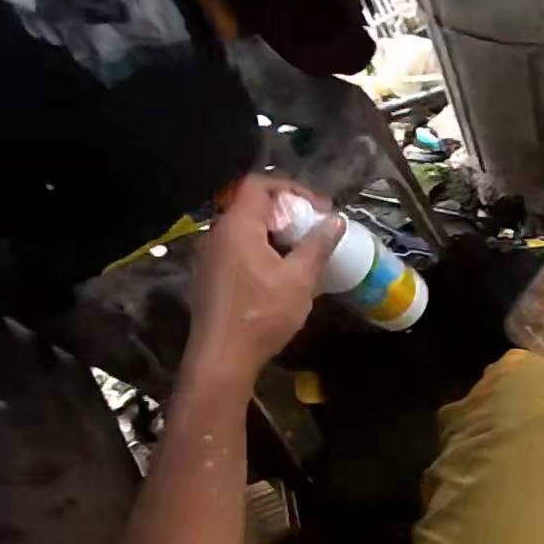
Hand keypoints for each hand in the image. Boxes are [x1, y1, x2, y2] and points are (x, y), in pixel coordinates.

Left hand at [184, 174, 342, 386]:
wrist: (221, 359)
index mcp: (237, 226)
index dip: (291, 188)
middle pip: (251, 206)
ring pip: (243, 230)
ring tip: (299, 253)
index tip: (317, 208)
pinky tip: (276, 276)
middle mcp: (216, 234)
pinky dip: (258, 251)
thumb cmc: (262, 314)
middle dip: (285, 213)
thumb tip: (337, 220)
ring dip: (272, 234)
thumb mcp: (299, 279)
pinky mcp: (206, 278)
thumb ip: (318, 245)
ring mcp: (207, 257)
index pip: (259, 184)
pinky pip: (234, 251)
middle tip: (312, 230)